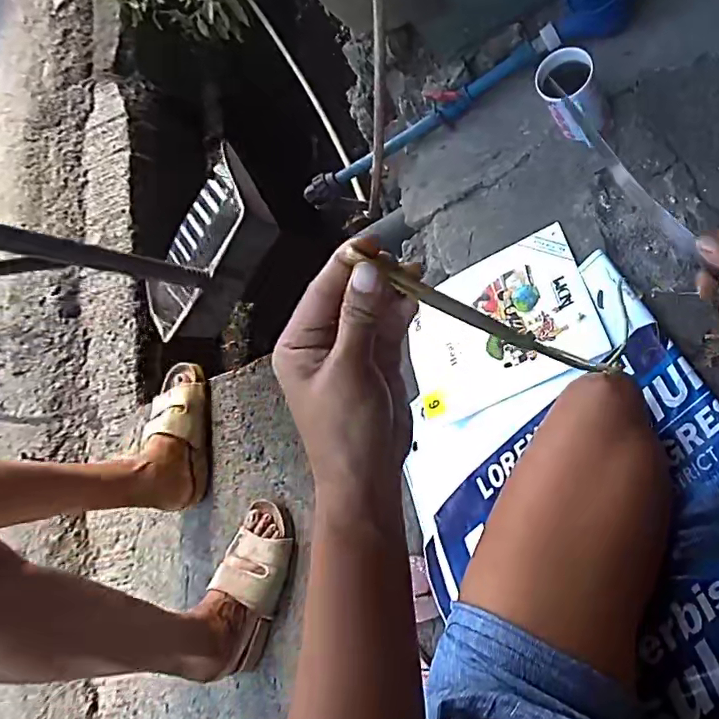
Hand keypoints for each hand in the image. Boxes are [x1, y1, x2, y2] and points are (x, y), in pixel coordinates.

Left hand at [273, 240, 419, 502]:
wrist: (368, 474)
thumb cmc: (347, 431)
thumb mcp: (351, 370)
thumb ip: (361, 319)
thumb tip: (368, 274)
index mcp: (300, 343)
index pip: (323, 292)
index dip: (348, 265)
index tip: (373, 244)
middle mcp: (325, 342)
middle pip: (351, 296)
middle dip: (376, 277)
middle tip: (403, 260)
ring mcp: (354, 352)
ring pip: (375, 310)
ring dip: (395, 293)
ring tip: (417, 273)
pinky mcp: (379, 362)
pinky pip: (391, 329)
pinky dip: (404, 313)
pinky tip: (418, 297)